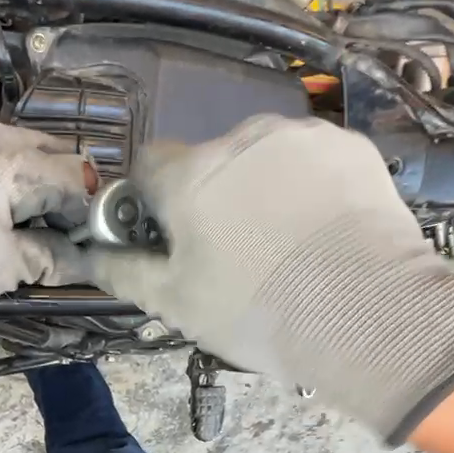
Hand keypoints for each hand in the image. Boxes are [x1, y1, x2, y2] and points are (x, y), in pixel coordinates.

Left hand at [0, 113, 92, 357]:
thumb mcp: (4, 269)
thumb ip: (52, 253)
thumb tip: (83, 252)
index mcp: (5, 164)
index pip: (67, 174)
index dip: (81, 206)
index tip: (80, 230)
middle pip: (41, 149)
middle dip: (53, 183)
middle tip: (52, 219)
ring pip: (8, 140)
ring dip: (21, 170)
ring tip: (14, 208)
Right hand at [71, 115, 453, 442]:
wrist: (367, 314)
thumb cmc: (254, 312)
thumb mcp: (173, 303)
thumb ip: (122, 269)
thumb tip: (86, 253)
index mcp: (191, 176)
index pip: (146, 165)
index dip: (148, 202)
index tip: (164, 238)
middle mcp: (242, 139)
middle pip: (205, 163)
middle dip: (206, 198)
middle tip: (226, 255)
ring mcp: (302, 137)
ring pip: (258, 160)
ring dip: (254, 190)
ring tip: (277, 246)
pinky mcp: (350, 147)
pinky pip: (306, 161)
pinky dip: (301, 188)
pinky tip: (314, 234)